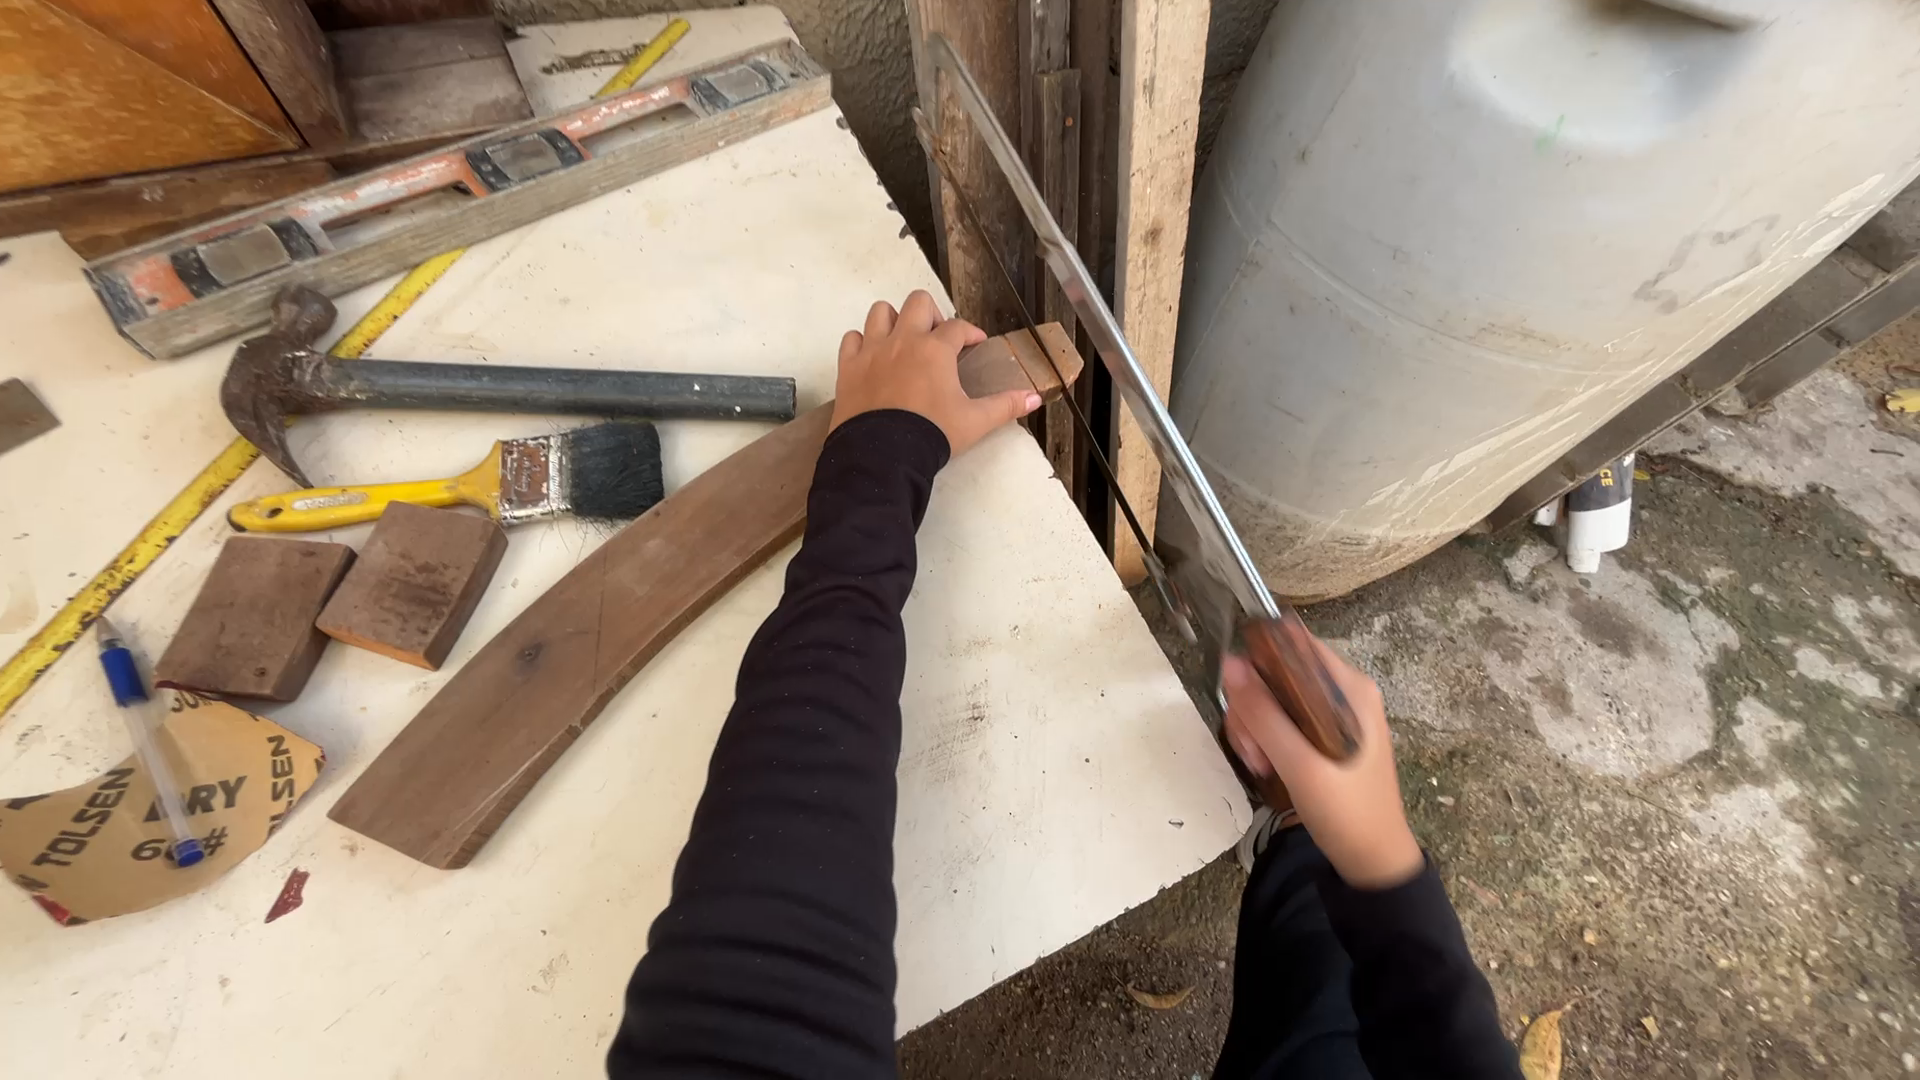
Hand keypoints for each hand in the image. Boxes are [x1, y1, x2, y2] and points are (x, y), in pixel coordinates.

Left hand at [830, 291, 1041, 456]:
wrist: (883, 455)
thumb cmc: (932, 435)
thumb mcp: (974, 422)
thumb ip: (1004, 406)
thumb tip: (1034, 398)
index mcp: (935, 350)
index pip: (958, 327)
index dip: (970, 333)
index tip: (974, 344)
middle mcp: (903, 341)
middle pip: (918, 303)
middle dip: (931, 315)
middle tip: (937, 339)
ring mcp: (872, 351)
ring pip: (881, 312)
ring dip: (894, 320)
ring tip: (903, 341)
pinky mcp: (848, 367)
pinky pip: (852, 338)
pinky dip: (863, 342)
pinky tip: (873, 356)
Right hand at [1221, 637, 1423, 889]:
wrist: (1372, 861)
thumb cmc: (1345, 810)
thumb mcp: (1299, 763)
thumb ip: (1263, 713)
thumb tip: (1229, 662)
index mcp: (1348, 687)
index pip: (1292, 643)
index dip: (1258, 660)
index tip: (1239, 695)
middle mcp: (1341, 691)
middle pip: (1276, 672)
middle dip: (1252, 705)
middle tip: (1251, 746)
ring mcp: (1332, 713)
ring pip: (1272, 697)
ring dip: (1253, 726)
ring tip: (1258, 763)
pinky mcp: (1322, 733)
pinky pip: (1280, 718)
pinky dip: (1264, 737)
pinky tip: (1264, 764)